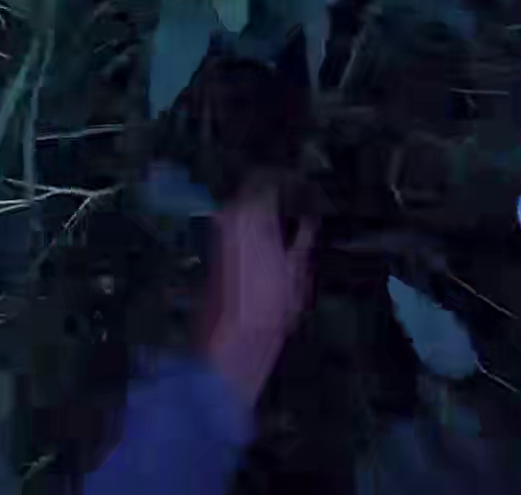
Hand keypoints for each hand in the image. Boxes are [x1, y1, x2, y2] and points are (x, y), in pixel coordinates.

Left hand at [198, 179, 316, 406]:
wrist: (229, 343)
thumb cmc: (266, 313)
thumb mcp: (296, 272)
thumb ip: (302, 236)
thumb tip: (308, 219)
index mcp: (252, 216)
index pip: (269, 178)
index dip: (289, 179)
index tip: (304, 185)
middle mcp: (229, 215)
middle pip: (253, 186)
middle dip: (277, 190)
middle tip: (299, 200)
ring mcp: (216, 229)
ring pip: (243, 202)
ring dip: (264, 205)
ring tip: (288, 219)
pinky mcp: (211, 244)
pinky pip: (235, 219)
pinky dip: (252, 221)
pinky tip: (269, 236)